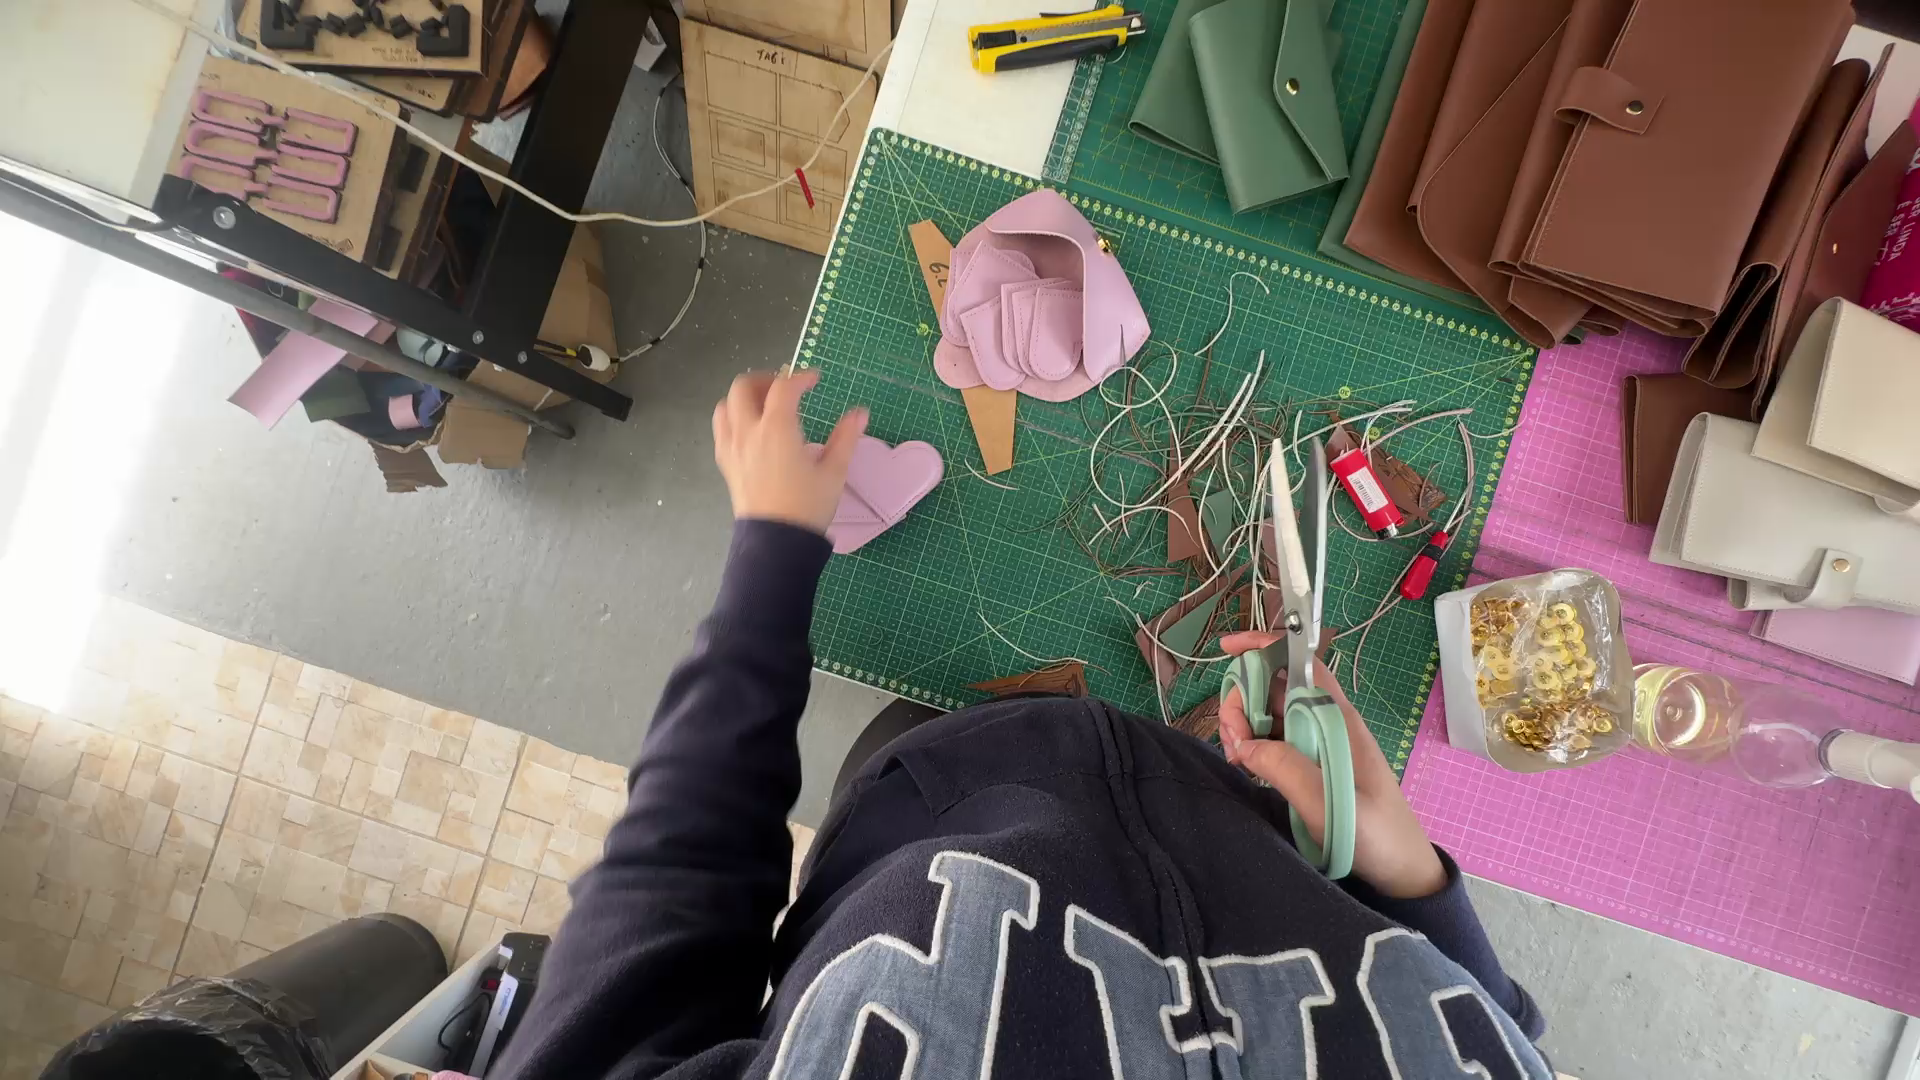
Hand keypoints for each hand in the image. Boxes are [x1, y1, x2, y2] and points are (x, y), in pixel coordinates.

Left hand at [711, 370, 867, 534]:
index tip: (814, 379)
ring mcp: (732, 447)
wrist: (777, 542)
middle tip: (785, 389)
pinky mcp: (726, 464)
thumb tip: (860, 414)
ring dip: (743, 398)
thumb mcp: (834, 472)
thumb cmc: (808, 506)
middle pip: (743, 388)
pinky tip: (751, 431)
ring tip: (764, 406)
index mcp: (777, 429)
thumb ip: (846, 438)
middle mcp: (748, 432)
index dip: (800, 377)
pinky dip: (733, 418)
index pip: (783, 387)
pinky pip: (721, 429)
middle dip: (764, 380)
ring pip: (725, 406)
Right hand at [1216, 631, 1446, 898]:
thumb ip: (1287, 770)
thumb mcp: (1332, 805)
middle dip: (1240, 699)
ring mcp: (1313, 738)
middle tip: (1232, 742)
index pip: (1300, 661)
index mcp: (1335, 718)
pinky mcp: (1304, 758)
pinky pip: (1265, 734)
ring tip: (1236, 757)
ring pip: (1263, 708)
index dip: (1264, 645)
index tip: (1228, 647)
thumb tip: (1245, 745)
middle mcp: (1322, 719)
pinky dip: (1246, 741)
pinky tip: (1243, 763)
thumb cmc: (1375, 836)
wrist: (1400, 874)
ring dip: (1239, 722)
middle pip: (1271, 684)